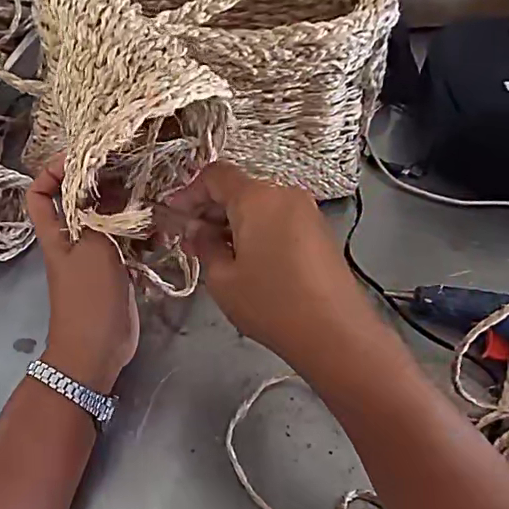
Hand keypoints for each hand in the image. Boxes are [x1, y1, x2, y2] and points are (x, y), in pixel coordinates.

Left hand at [24, 158, 137, 393]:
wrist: (96, 349)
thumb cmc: (88, 298)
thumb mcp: (93, 249)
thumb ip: (99, 216)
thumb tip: (107, 188)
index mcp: (56, 233)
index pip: (40, 193)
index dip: (51, 171)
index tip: (80, 158)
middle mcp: (73, 239)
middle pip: (80, 201)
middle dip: (102, 184)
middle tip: (130, 171)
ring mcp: (95, 256)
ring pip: (108, 220)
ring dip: (128, 209)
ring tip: (151, 198)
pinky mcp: (116, 271)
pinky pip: (127, 243)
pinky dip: (142, 235)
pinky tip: (161, 230)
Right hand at [162, 162, 382, 369]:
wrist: (335, 332)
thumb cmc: (272, 304)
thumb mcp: (223, 278)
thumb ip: (204, 245)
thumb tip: (196, 229)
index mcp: (257, 198)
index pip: (215, 175)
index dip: (189, 192)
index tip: (174, 215)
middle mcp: (284, 194)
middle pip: (239, 188)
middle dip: (210, 209)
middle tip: (189, 238)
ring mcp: (306, 211)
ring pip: (259, 205)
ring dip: (232, 222)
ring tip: (214, 253)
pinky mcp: (318, 231)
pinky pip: (278, 219)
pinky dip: (256, 230)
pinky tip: (244, 259)